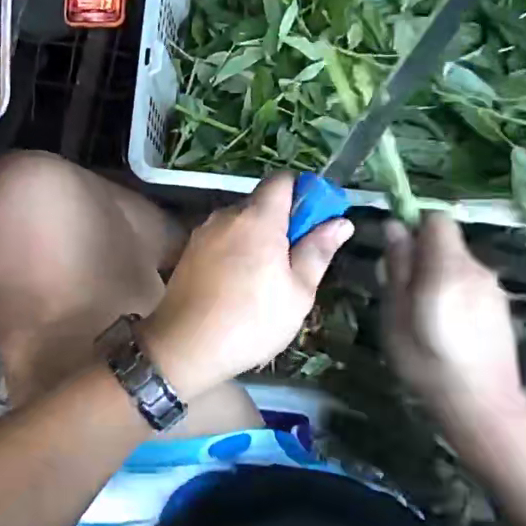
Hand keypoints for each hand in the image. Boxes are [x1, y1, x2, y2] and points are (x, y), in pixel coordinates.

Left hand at [141, 173, 353, 397]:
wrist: (185, 344)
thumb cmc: (252, 320)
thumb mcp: (298, 291)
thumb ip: (318, 251)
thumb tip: (340, 221)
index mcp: (257, 218)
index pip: (282, 180)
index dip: (303, 192)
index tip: (317, 219)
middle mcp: (226, 215)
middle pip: (261, 202)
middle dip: (283, 221)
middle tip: (298, 259)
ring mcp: (203, 232)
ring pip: (240, 222)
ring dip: (258, 238)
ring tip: (269, 278)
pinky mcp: (188, 250)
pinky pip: (222, 239)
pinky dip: (236, 250)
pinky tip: (241, 283)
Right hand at [379, 213, 524, 424]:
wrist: (484, 407)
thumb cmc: (426, 361)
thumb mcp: (395, 313)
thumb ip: (397, 267)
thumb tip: (394, 227)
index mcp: (448, 267)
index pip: (436, 220)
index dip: (414, 226)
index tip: (396, 251)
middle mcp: (476, 270)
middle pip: (446, 242)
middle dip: (422, 255)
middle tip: (400, 290)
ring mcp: (493, 289)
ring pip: (457, 263)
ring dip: (437, 275)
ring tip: (421, 311)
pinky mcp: (501, 307)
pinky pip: (470, 283)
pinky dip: (453, 291)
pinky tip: (445, 324)